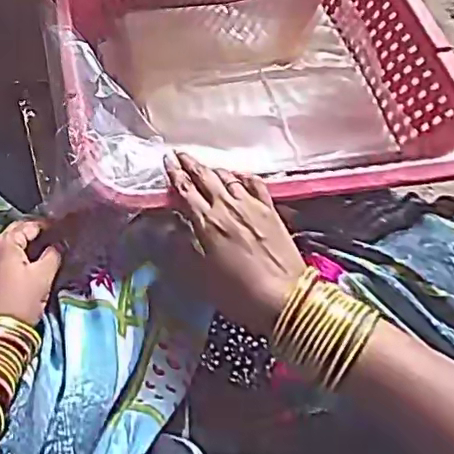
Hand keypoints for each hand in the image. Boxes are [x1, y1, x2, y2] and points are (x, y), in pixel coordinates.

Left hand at [0, 218, 63, 325]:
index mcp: (6, 241)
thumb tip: (57, 245)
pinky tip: (28, 265)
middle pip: (18, 232)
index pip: (30, 225)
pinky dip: (16, 257)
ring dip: (25, 246)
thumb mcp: (43, 276)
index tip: (62, 230)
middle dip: (35, 235)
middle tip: (54, 240)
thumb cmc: (21, 300)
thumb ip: (53, 255)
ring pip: (10, 245)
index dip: (48, 227)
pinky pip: (3, 256)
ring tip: (44, 252)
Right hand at [164, 153, 304, 334]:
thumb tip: (172, 226)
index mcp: (207, 222)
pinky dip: (242, 175)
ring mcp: (251, 205)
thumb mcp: (202, 275)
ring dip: (213, 169)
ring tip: (205, 167)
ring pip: (227, 177)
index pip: (185, 189)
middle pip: (204, 176)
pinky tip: (237, 175)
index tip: (166, 161)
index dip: (174, 173)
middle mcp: (227, 207)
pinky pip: (254, 183)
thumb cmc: (239, 293)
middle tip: (180, 155)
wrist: (287, 299)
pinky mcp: (270, 210)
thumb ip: (184, 246)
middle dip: (190, 163)